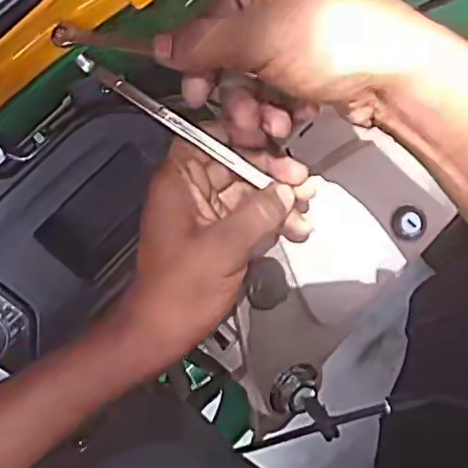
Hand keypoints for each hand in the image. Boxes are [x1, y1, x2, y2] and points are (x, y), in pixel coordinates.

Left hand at [109, 133, 312, 367]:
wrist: (162, 333)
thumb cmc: (176, 292)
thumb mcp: (224, 246)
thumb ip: (259, 213)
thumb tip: (286, 191)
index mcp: (178, 183)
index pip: (207, 137)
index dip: (241, 135)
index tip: (272, 140)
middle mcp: (189, 192)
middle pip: (234, 162)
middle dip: (271, 171)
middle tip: (300, 180)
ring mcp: (205, 214)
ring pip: (247, 191)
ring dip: (278, 198)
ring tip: (305, 206)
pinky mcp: (218, 236)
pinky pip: (248, 217)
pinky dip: (271, 221)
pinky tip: (295, 228)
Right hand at [151, 0, 467, 147]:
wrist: (398, 76)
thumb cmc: (342, 39)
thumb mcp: (257, 38)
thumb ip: (203, 44)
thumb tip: (163, 45)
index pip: (211, 17)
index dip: (199, 59)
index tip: (195, 89)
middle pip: (231, 53)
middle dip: (234, 93)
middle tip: (237, 115)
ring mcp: (299, 33)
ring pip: (253, 78)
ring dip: (255, 108)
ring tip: (269, 122)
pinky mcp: (313, 64)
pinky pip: (277, 89)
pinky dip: (279, 109)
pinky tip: (290, 116)